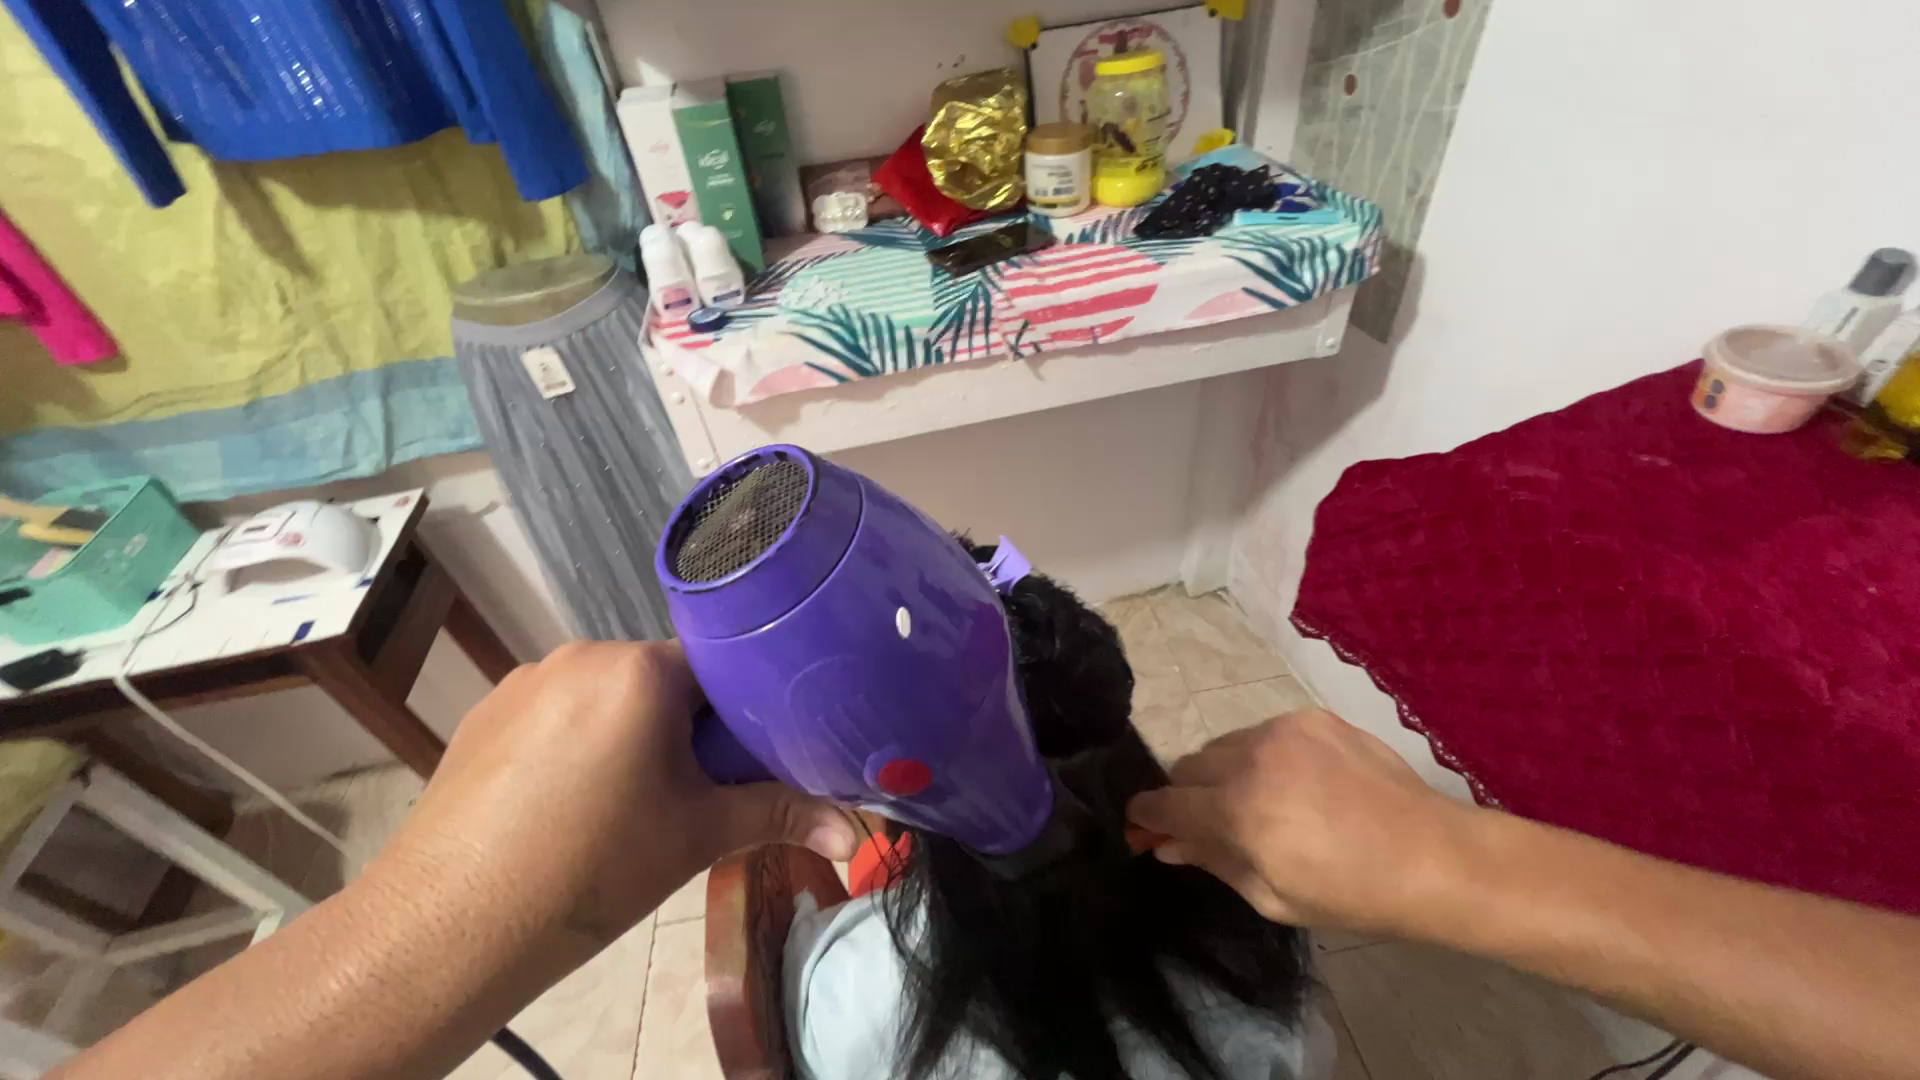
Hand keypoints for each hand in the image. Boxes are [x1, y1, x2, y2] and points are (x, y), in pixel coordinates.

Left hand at [369, 641, 856, 948]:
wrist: (443, 931)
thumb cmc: (591, 870)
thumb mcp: (698, 837)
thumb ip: (782, 816)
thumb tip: (858, 837)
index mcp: (640, 671)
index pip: (721, 664)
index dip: (746, 704)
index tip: (756, 746)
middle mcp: (582, 655)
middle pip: (666, 678)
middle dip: (691, 723)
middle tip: (701, 784)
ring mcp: (527, 680)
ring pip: (613, 691)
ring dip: (635, 728)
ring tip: (634, 795)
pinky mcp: (488, 711)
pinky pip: (562, 707)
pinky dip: (583, 737)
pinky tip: (571, 797)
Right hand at [1127, 708, 1482, 930]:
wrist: (1434, 856)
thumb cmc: (1351, 893)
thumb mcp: (1271, 895)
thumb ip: (1211, 861)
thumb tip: (1165, 844)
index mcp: (1238, 811)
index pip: (1165, 802)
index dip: (1146, 814)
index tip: (1141, 824)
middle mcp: (1250, 760)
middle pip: (1186, 766)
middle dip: (1186, 795)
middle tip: (1207, 820)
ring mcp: (1280, 731)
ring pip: (1221, 745)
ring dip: (1222, 772)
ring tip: (1258, 800)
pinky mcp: (1309, 717)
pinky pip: (1260, 733)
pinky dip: (1260, 756)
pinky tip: (1294, 781)